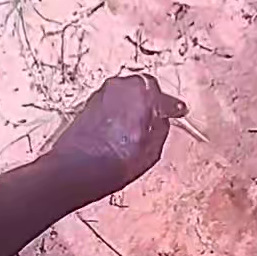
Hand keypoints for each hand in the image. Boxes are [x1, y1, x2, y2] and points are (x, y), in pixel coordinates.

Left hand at [45, 74, 187, 193]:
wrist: (78, 168)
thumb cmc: (113, 161)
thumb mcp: (151, 152)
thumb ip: (161, 130)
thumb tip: (163, 120)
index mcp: (144, 95)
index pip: (165, 98)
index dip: (173, 107)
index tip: (178, 111)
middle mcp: (123, 87)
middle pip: (144, 87)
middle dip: (151, 101)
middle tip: (156, 117)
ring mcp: (104, 92)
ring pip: (127, 93)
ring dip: (133, 105)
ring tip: (137, 126)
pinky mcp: (90, 101)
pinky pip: (113, 101)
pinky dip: (119, 110)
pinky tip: (120, 128)